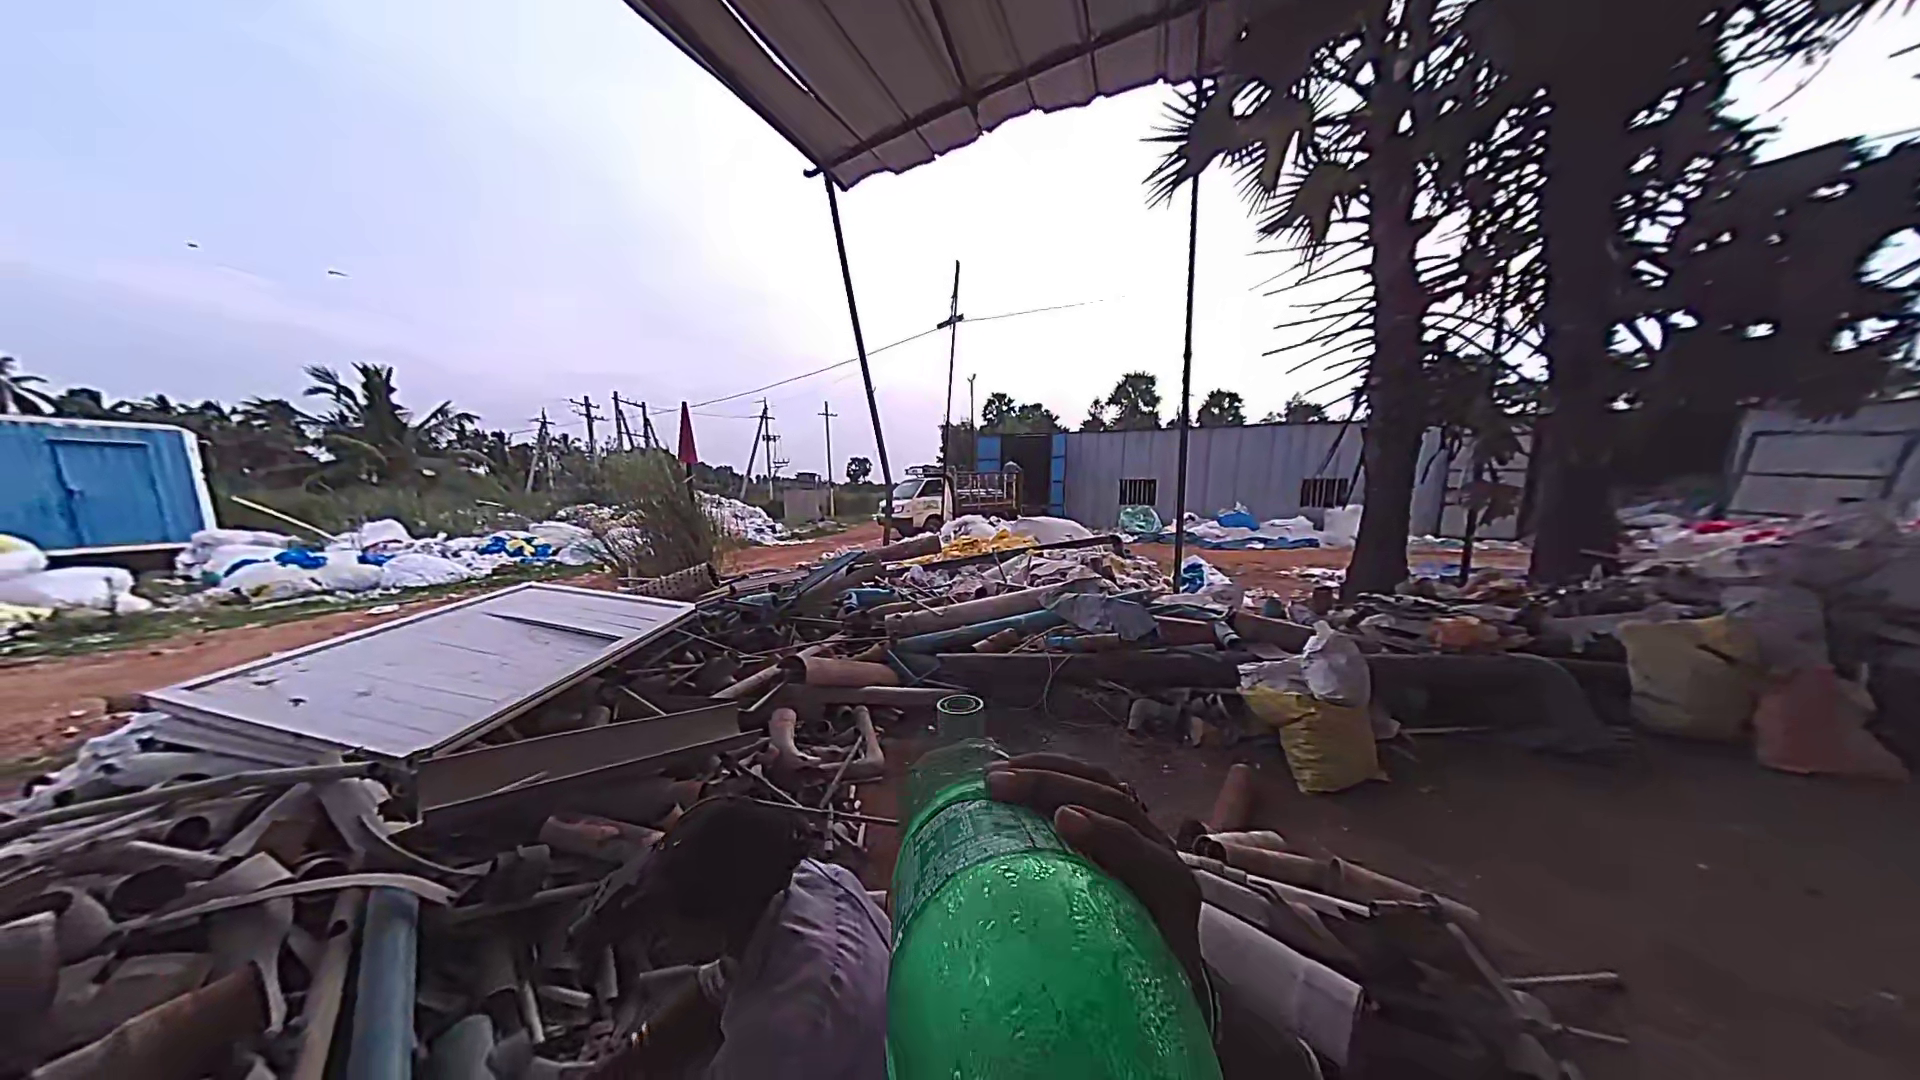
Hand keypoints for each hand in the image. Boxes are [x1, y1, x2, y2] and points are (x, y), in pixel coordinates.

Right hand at [984, 754, 1206, 1004]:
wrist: (1171, 969)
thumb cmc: (1146, 984)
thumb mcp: (1137, 989)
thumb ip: (1110, 990)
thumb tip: (1046, 1025)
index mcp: (1169, 893)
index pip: (1144, 853)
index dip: (1107, 833)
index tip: (1063, 820)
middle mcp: (1157, 849)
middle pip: (1113, 799)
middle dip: (1056, 784)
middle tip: (1004, 784)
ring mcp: (1136, 825)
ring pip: (1098, 779)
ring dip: (1047, 769)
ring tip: (999, 773)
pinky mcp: (1113, 814)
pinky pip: (1086, 780)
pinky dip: (1050, 770)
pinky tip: (1015, 771)